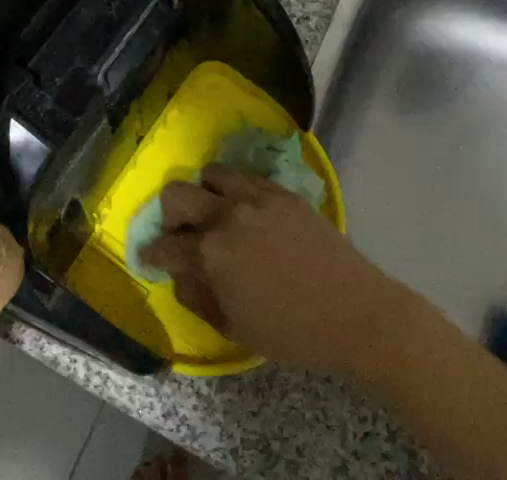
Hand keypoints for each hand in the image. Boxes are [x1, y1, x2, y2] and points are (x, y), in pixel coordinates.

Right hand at [141, 165, 411, 376]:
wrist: (356, 313)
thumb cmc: (293, 333)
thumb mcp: (234, 329)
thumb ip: (198, 298)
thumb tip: (182, 274)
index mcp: (211, 255)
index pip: (164, 246)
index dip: (151, 254)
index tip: (150, 257)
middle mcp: (227, 217)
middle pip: (176, 195)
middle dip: (170, 216)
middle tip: (182, 234)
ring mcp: (257, 198)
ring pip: (211, 173)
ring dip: (204, 192)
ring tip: (216, 212)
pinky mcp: (283, 192)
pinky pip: (247, 176)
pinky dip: (236, 188)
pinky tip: (246, 210)